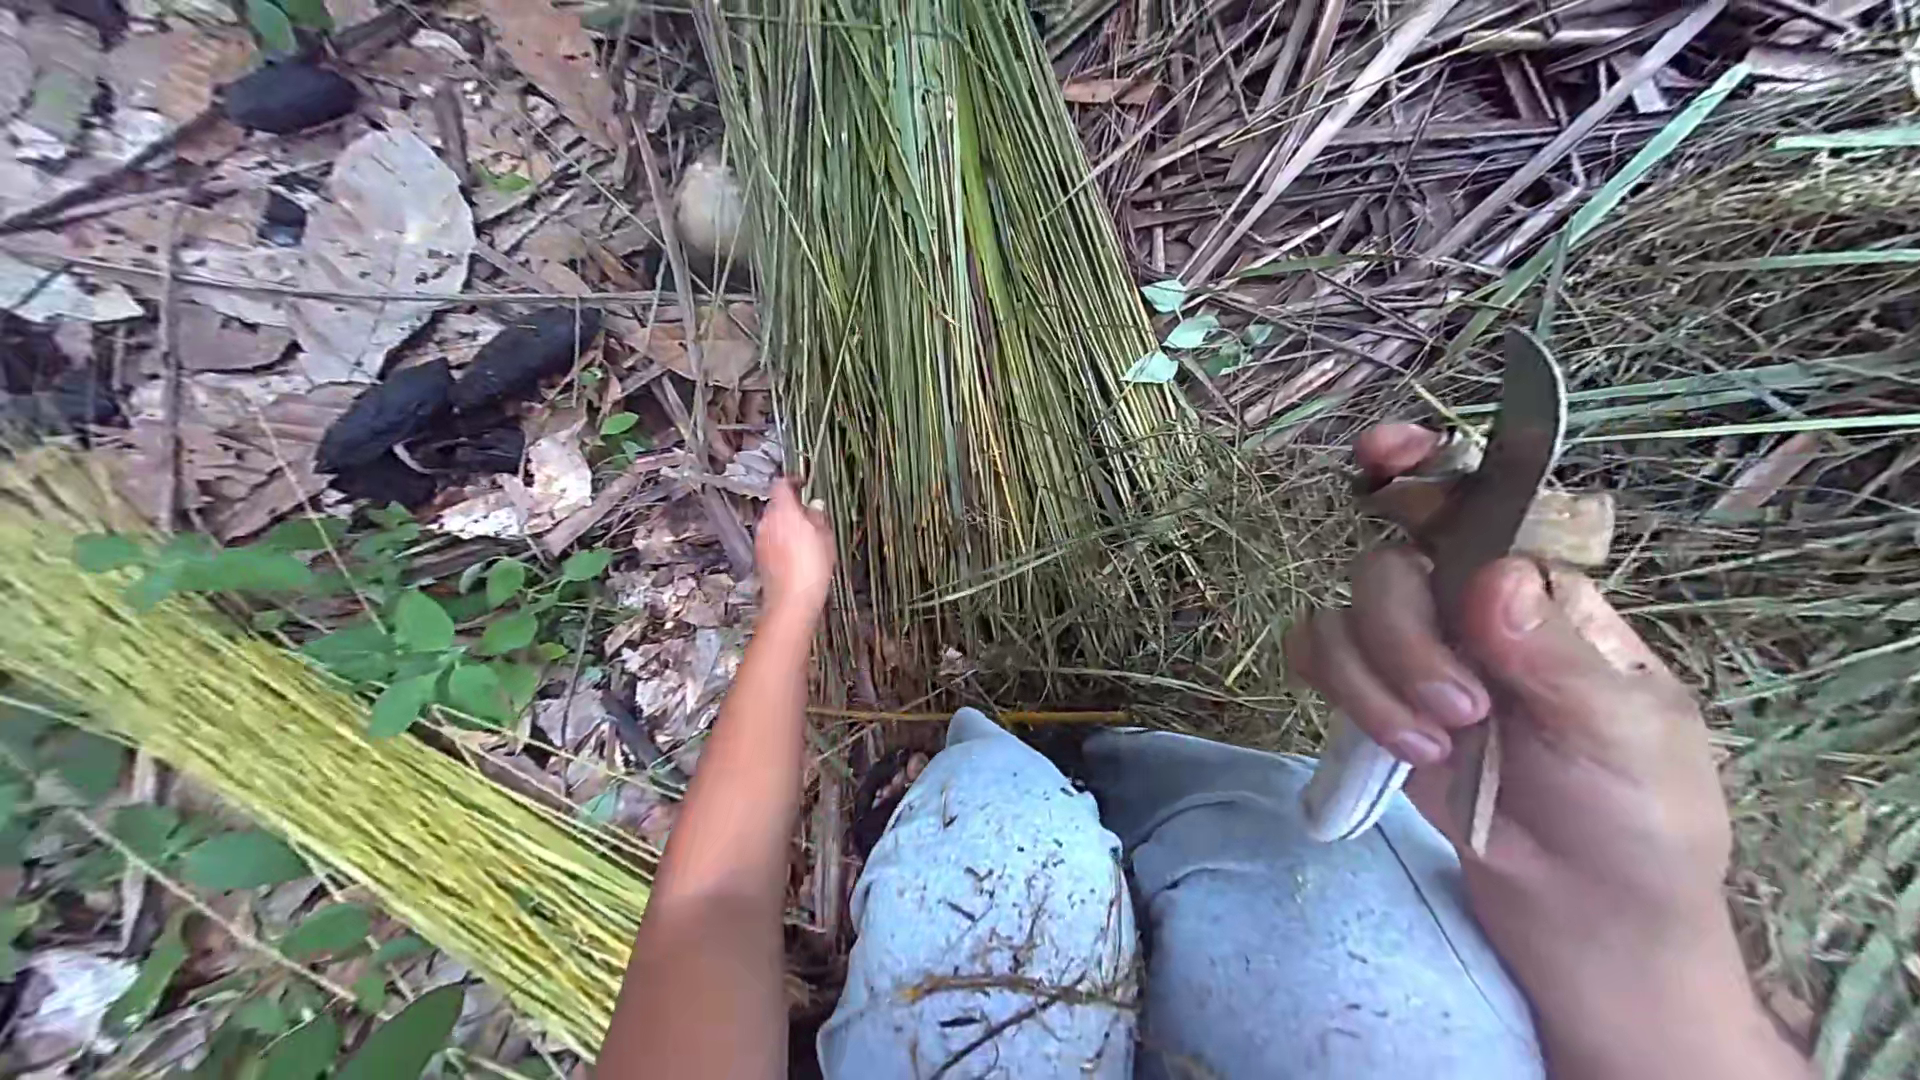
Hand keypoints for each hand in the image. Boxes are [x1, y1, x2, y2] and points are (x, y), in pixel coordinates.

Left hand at [755, 479, 834, 619]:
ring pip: (774, 523)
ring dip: (787, 525)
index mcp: (783, 510)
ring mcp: (760, 539)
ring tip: (807, 537)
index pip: (781, 484)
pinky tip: (797, 554)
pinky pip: (771, 539)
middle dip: (792, 507)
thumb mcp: (825, 538)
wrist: (792, 600)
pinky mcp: (760, 555)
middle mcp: (767, 521)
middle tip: (811, 515)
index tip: (805, 484)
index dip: (793, 481)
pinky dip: (782, 540)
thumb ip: (818, 517)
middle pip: (777, 504)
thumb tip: (814, 506)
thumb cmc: (811, 567)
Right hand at [1286, 424, 1806, 1079]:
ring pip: (1341, 612)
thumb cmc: (1630, 814)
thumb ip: (1555, 658)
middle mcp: (1459, 603)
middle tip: (1458, 708)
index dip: (1426, 466)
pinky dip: (1337, 687)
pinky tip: (1387, 737)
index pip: (1479, 502)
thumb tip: (1489, 576)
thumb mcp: (1625, 739)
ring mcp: (1402, 644)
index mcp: (1539, 592)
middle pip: (1386, 563)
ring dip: (1373, 679)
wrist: (1571, 898)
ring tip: (1432, 743)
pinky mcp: (1358, 684)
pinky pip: (1313, 651)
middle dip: (1404, 634)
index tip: (1382, 454)